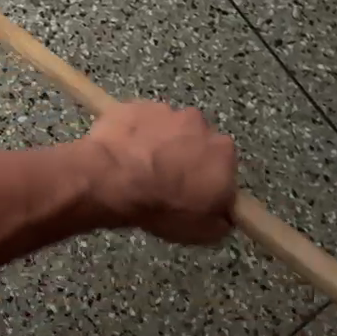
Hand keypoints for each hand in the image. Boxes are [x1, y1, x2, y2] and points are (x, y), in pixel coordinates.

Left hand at [84, 101, 236, 243]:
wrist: (113, 178)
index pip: (223, 164)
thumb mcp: (206, 230)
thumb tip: (222, 212)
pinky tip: (122, 148)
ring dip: (157, 139)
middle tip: (165, 175)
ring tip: (138, 162)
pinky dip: (132, 130)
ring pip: (164, 125)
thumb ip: (222, 216)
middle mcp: (196, 123)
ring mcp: (161, 110)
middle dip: (184, 153)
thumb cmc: (163, 206)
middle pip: (194, 138)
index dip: (208, 177)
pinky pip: (137, 118)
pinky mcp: (131, 105)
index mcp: (222, 152)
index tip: (193, 189)